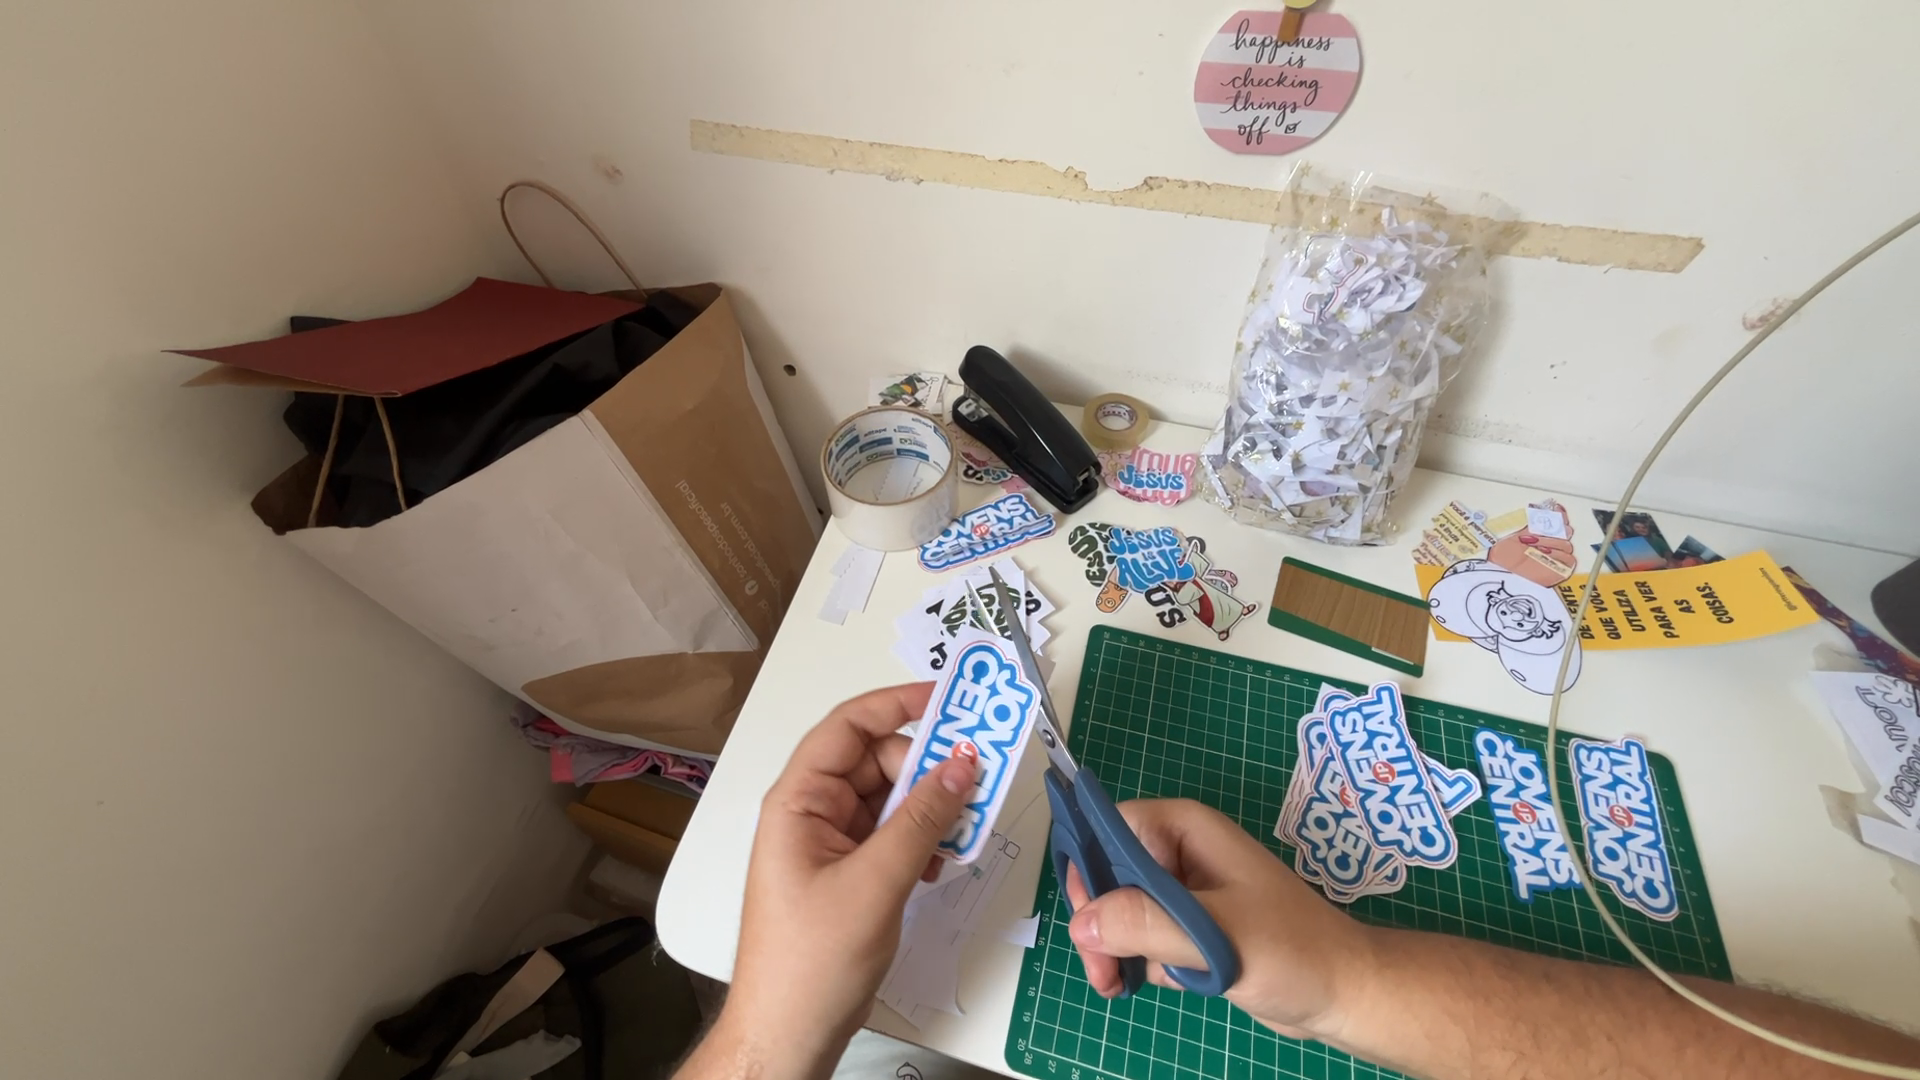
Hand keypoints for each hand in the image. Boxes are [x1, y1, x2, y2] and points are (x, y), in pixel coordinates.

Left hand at [721, 684, 978, 1076]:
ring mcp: (835, 840)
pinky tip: (942, 861)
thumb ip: (922, 819)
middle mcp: (816, 810)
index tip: (947, 699)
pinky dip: (924, 837)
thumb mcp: (875, 881)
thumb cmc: (812, 960)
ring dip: (931, 807)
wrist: (790, 1037)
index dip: (896, 704)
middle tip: (973, 777)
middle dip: (926, 767)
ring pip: (892, 797)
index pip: (848, 727)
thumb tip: (963, 764)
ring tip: (963, 827)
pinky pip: (895, 831)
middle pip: (878, 761)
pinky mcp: (854, 867)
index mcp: (801, 798)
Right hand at [1064, 799, 1376, 1042]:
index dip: (1091, 866)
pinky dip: (1129, 957)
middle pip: (1109, 870)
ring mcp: (1180, 888)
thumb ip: (1147, 924)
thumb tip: (1081, 922)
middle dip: (1097, 918)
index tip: (1085, 919)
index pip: (1113, 828)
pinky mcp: (1185, 924)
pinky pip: (1139, 931)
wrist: (1345, 996)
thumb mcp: (1216, 935)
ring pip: (1118, 905)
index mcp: (1182, 828)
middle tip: (1099, 969)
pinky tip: (1133, 984)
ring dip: (1108, 944)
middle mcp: (1175, 850)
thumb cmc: (1291, 951)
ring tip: (1112, 984)